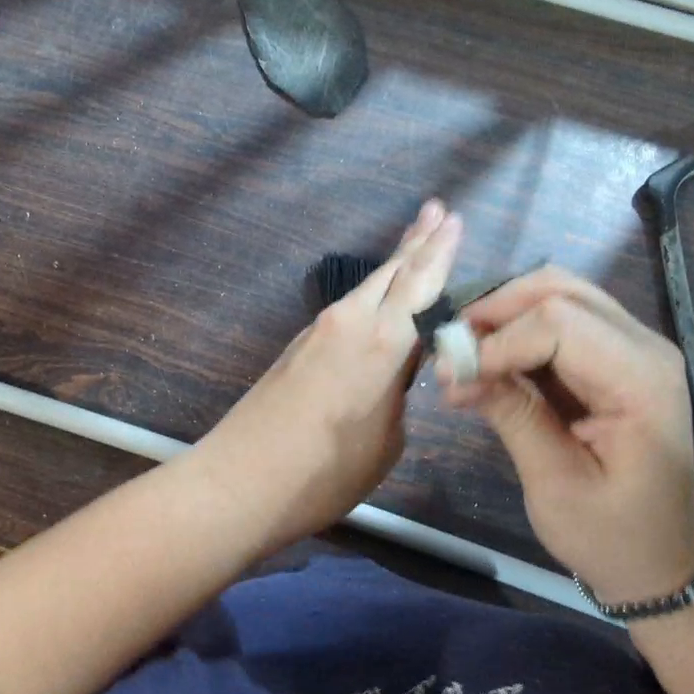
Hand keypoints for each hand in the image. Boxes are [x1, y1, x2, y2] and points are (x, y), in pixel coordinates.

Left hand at [195, 200, 462, 544]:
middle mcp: (349, 323)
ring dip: (393, 265)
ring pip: (366, 288)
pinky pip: (346, 310)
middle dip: (418, 243)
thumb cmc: (324, 472)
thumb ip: (396, 396)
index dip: (440, 253)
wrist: (238, 481)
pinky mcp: (297, 349)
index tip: (454, 220)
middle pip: (390, 274)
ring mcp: (318, 332)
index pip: (421, 285)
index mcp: (382, 342)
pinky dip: (371, 294)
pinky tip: (378, 298)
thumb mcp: (385, 441)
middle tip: (438, 211)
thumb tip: (394, 374)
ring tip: (416, 238)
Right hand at [440, 267, 693, 603]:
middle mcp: (645, 347)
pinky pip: (562, 318)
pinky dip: (518, 329)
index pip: (558, 322)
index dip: (497, 341)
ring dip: (504, 315)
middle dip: (496, 313)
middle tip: (451, 352)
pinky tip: (489, 361)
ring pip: (558, 293)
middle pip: (559, 290)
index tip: (451, 377)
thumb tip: (453, 369)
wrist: (660, 563)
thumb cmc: (611, 535)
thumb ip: (512, 414)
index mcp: (641, 382)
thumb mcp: (555, 483)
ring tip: (464, 355)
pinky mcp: (617, 357)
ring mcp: (634, 347)